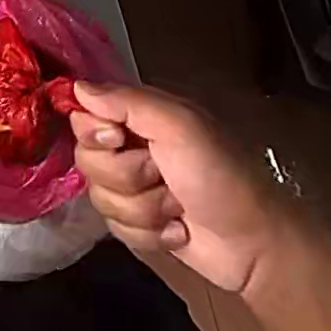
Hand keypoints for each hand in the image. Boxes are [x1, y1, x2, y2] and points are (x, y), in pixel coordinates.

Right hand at [70, 81, 291, 294]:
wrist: (253, 242)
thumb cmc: (218, 172)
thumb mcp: (178, 125)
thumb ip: (127, 102)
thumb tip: (77, 88)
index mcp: (138, 114)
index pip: (85, 115)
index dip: (94, 132)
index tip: (117, 140)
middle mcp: (130, 145)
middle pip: (88, 160)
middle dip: (125, 177)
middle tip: (160, 174)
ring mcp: (133, 186)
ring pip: (101, 198)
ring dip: (143, 208)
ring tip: (175, 206)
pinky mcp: (138, 223)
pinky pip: (116, 229)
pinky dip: (148, 233)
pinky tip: (176, 228)